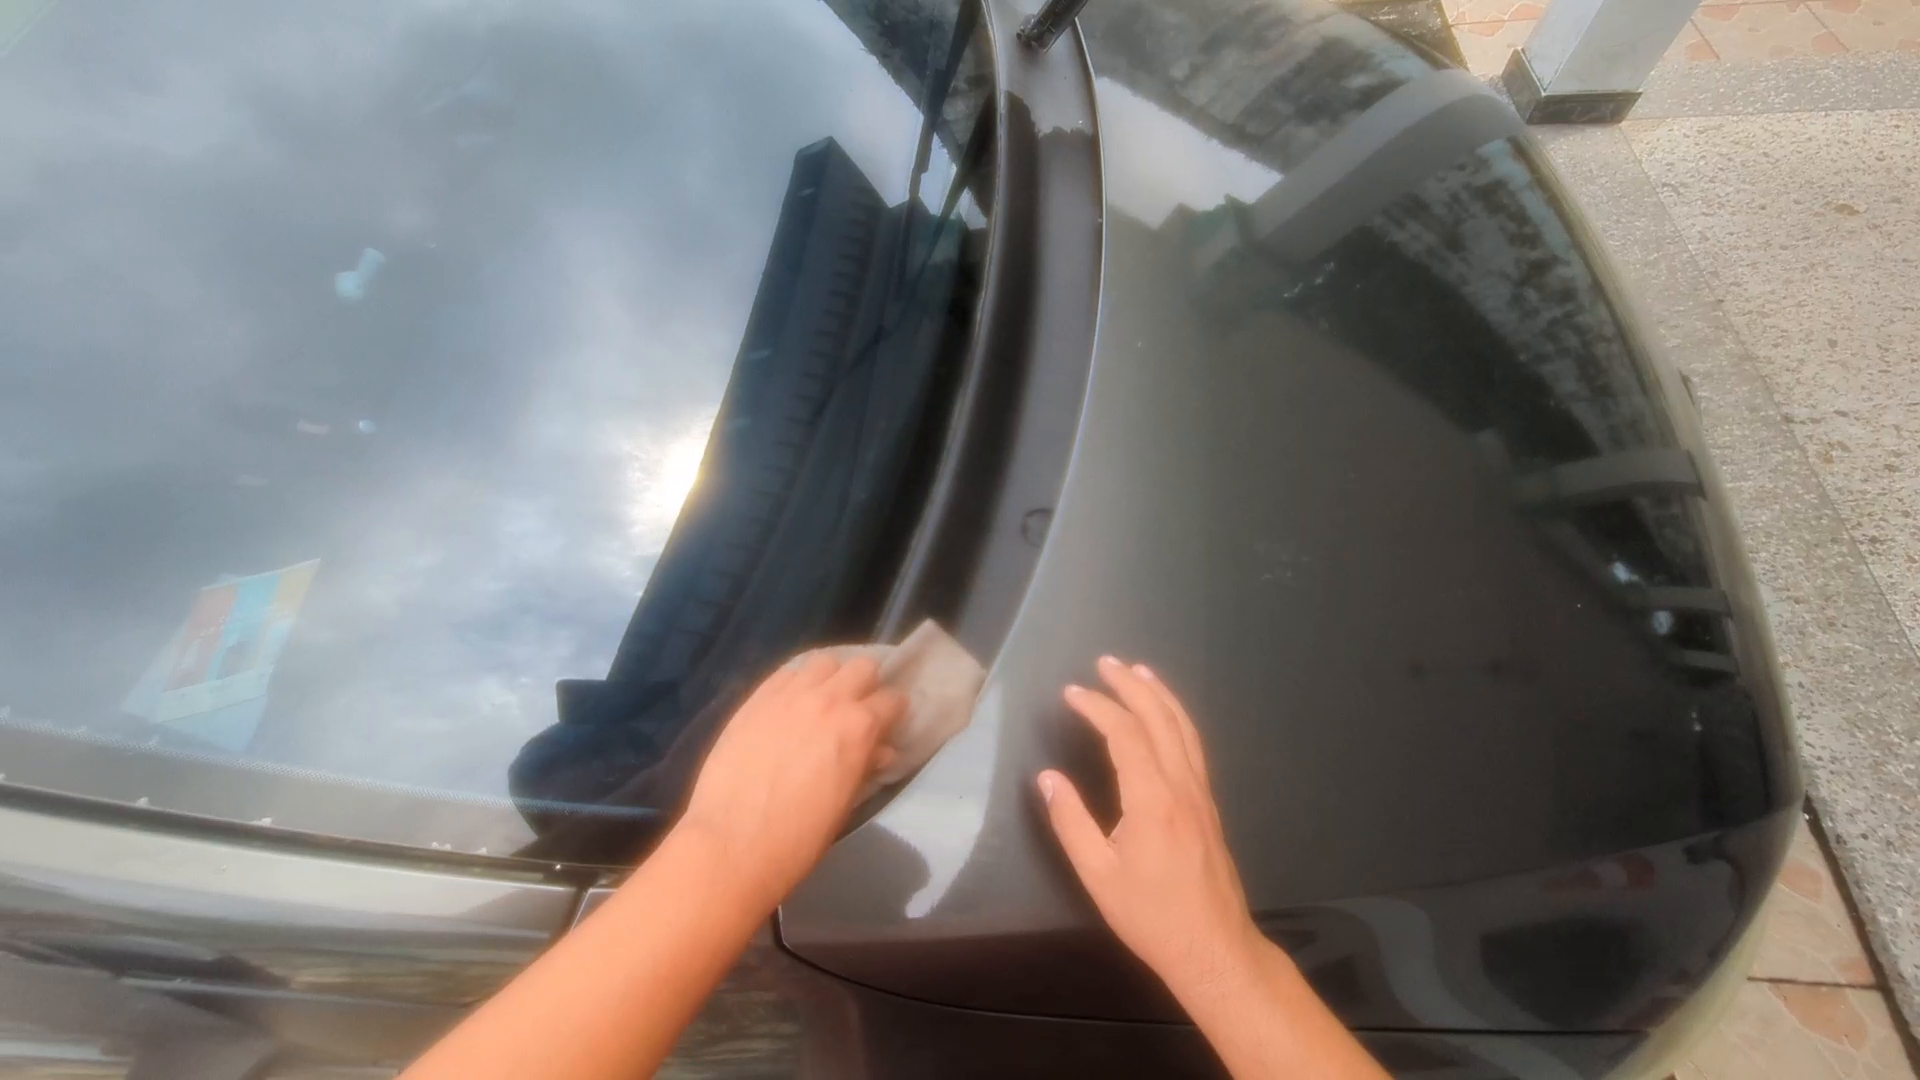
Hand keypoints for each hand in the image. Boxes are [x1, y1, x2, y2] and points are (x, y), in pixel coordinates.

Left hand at [678, 653, 906, 910]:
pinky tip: (791, 704)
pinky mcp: (756, 698)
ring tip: (823, 701)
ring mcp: (790, 694)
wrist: (733, 843)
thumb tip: (880, 751)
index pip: (892, 700)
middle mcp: (829, 699)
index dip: (894, 713)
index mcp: (860, 726)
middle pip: (862, 667)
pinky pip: (786, 674)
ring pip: (824, 663)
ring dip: (831, 678)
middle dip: (867, 685)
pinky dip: (796, 683)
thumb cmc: (800, 836)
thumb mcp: (845, 803)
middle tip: (858, 709)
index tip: (889, 724)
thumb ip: (866, 766)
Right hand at [1037, 657, 1263, 1001]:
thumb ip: (1071, 823)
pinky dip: (1177, 718)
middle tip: (1105, 662)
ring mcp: (1201, 793)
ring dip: (1159, 695)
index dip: (1097, 707)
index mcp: (1153, 799)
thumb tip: (1047, 778)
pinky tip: (1166, 716)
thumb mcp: (1098, 876)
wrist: (1215, 949)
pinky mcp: (1208, 804)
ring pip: (1184, 728)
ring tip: (1138, 672)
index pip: (1125, 734)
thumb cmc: (1152, 916)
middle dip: (1131, 686)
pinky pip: (1194, 746)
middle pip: (1159, 719)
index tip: (1071, 693)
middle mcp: (1182, 785)